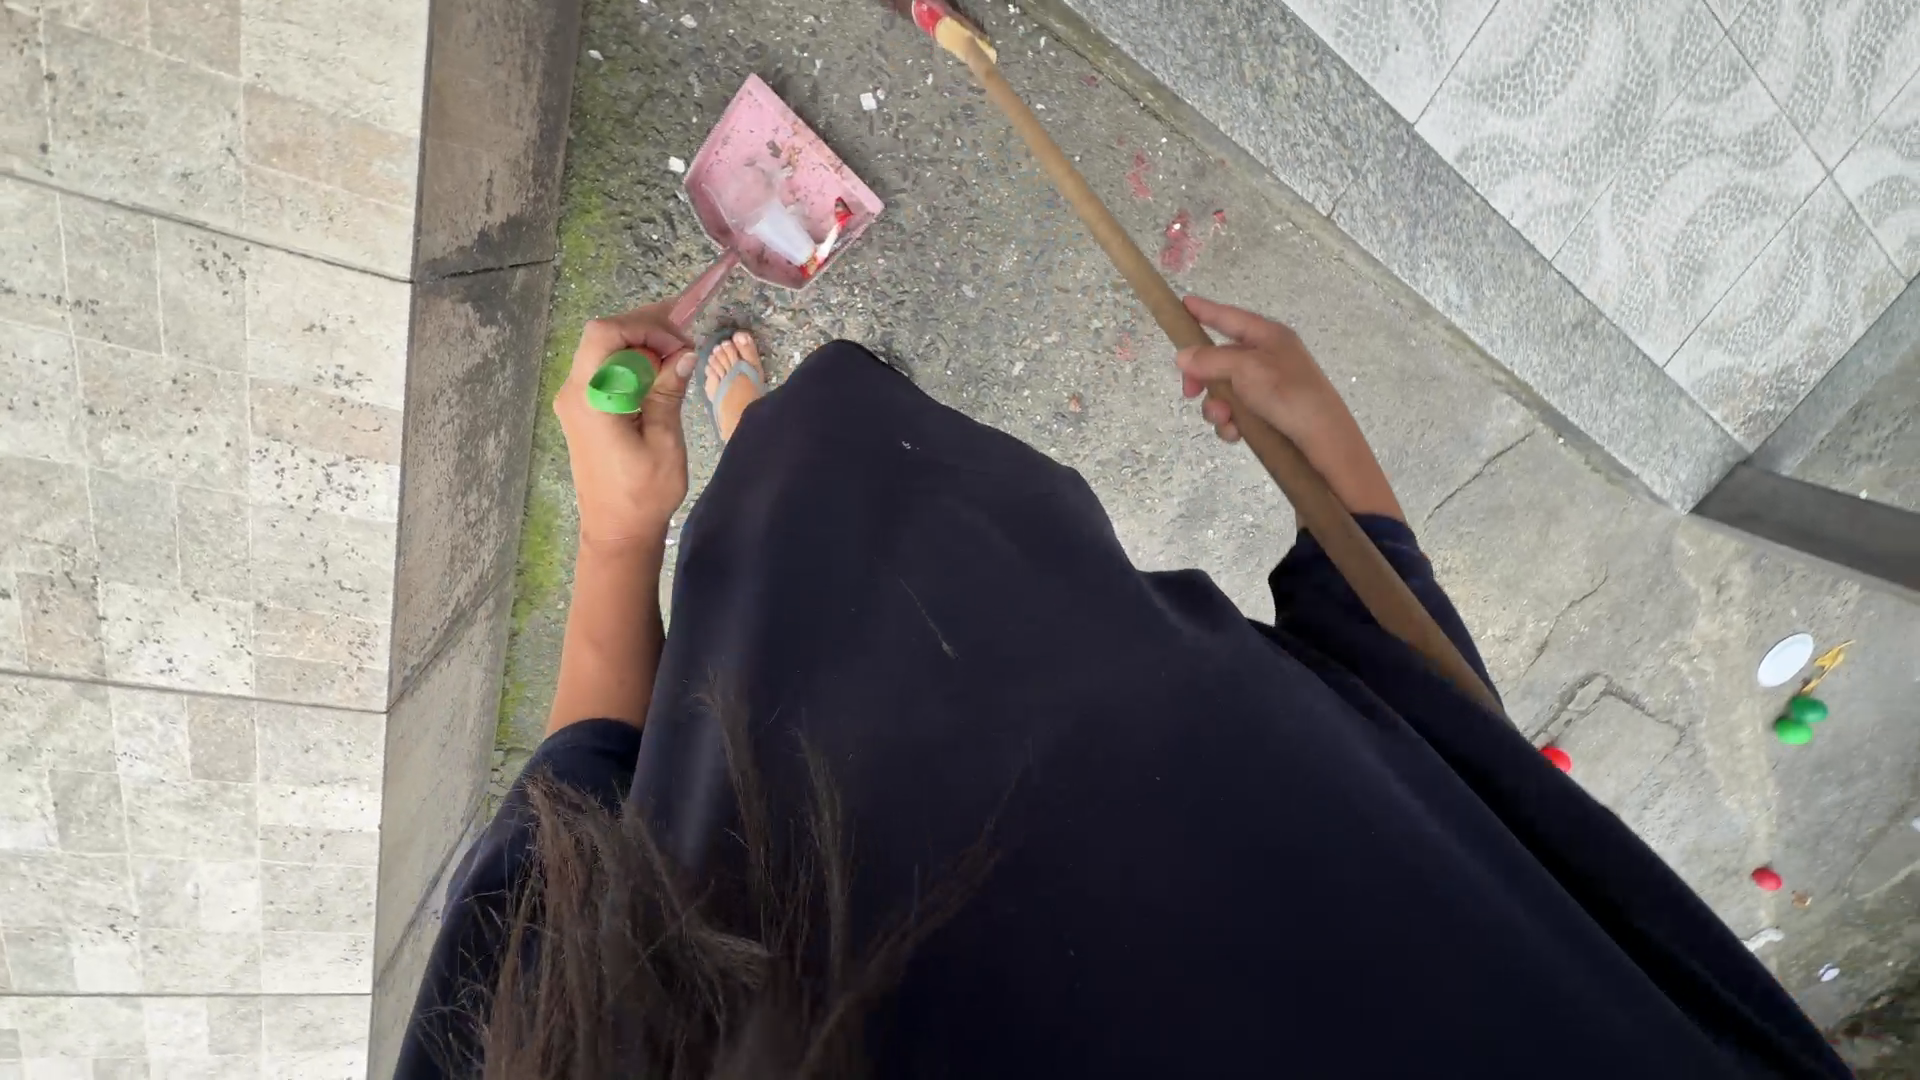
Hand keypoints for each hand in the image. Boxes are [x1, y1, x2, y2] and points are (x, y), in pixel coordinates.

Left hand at [554, 303, 695, 547]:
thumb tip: (682, 355)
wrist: (616, 531)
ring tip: (679, 355)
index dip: (646, 328)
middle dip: (646, 331)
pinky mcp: (585, 411)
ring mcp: (576, 401)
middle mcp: (575, 392)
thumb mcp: (665, 442)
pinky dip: (634, 365)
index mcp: (591, 398)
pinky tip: (661, 374)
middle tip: (685, 342)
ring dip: (642, 347)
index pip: (606, 334)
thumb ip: (668, 393)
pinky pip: (606, 372)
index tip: (681, 345)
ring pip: (604, 351)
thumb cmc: (643, 494)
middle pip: (603, 337)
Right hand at [1173, 295, 1341, 445]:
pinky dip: (1230, 423)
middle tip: (1190, 392)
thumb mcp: (1246, 369)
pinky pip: (1234, 413)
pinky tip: (1236, 432)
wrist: (1321, 436)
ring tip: (1225, 419)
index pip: (1228, 317)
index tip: (1182, 304)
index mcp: (1266, 337)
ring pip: (1222, 391)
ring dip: (1216, 407)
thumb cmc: (1287, 392)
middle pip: (1218, 360)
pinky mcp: (1265, 412)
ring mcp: (1265, 386)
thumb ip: (1210, 360)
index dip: (1204, 311)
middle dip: (1202, 378)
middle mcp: (1265, 357)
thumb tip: (1182, 356)